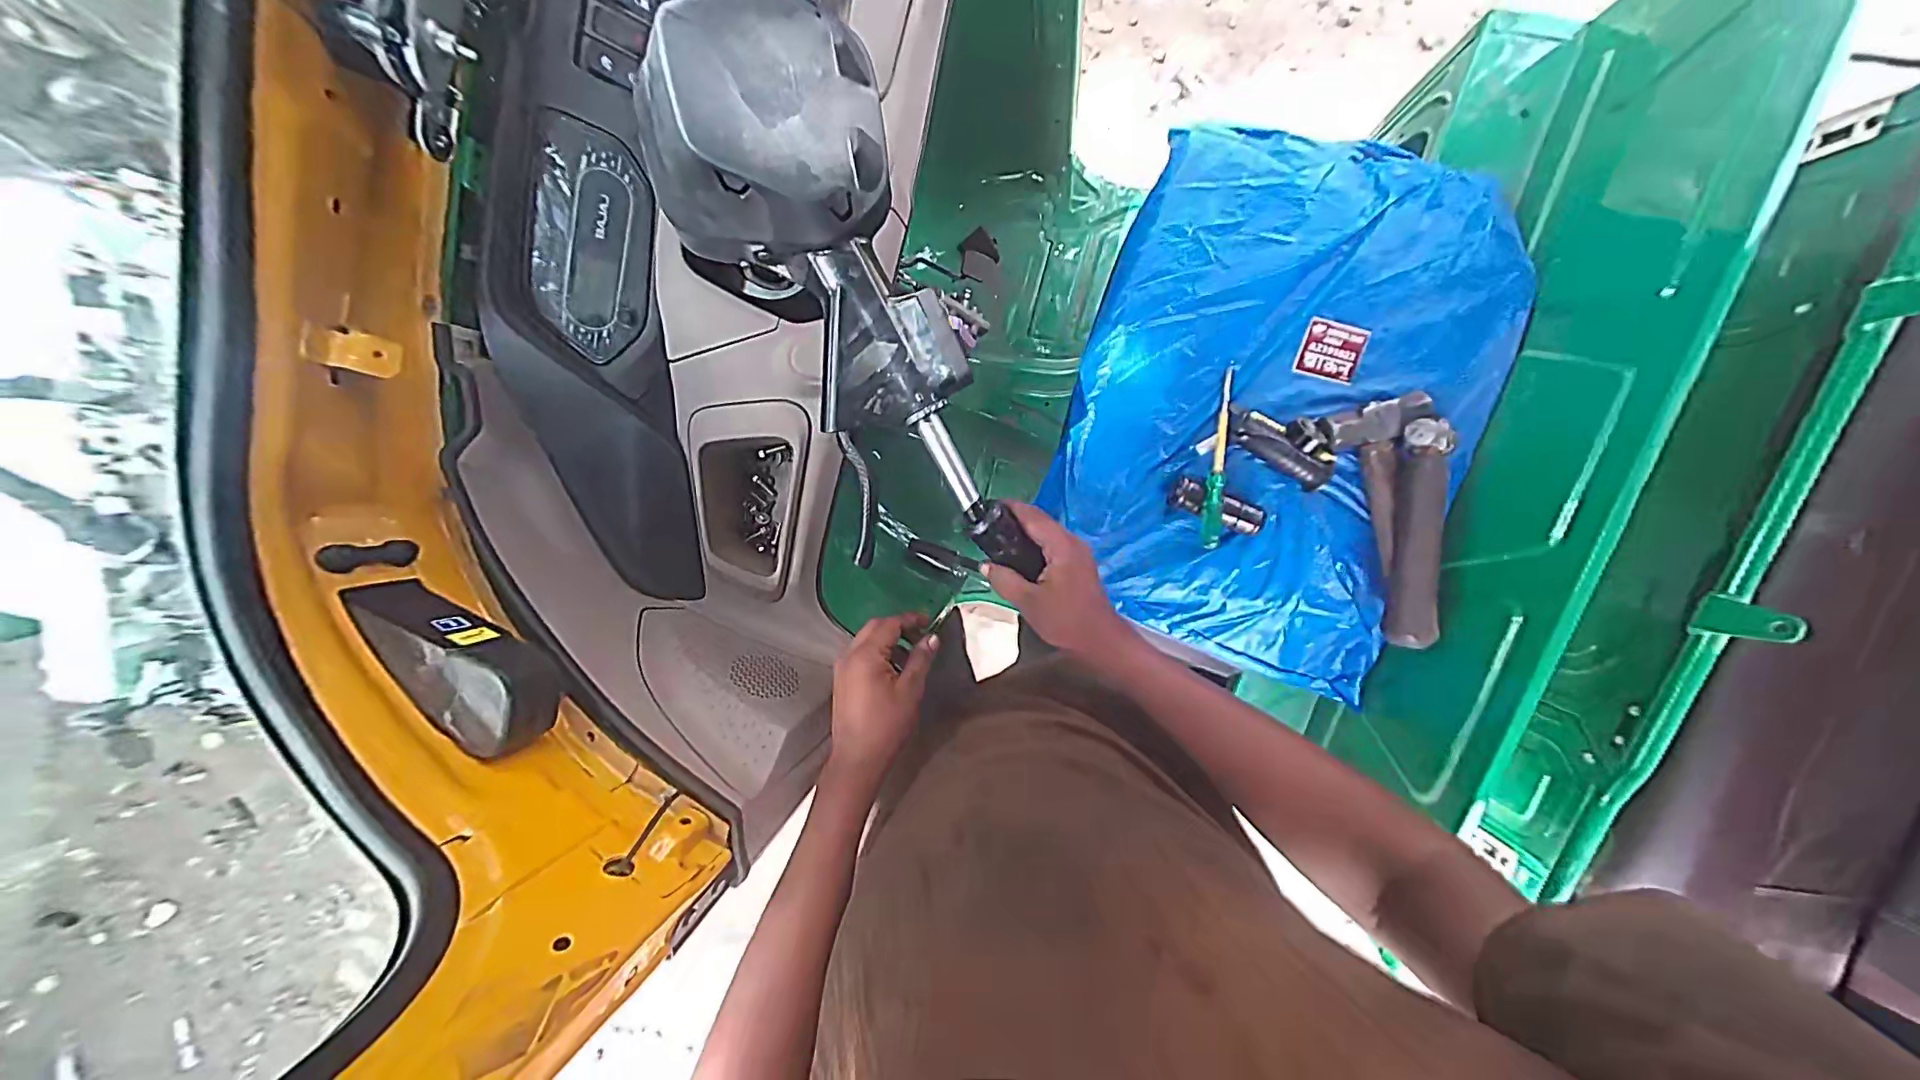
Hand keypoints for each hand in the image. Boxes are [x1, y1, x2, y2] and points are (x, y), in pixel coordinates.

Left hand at [827, 613, 938, 786]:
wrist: (858, 759)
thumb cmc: (886, 726)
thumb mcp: (910, 690)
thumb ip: (920, 659)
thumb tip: (931, 638)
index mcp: (865, 655)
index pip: (889, 624)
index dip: (911, 620)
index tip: (929, 621)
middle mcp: (849, 656)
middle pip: (875, 628)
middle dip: (898, 627)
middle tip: (921, 635)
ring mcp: (842, 669)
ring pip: (866, 641)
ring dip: (888, 641)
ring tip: (912, 654)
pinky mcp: (842, 681)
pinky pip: (861, 655)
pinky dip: (878, 653)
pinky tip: (894, 669)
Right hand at [983, 502, 1135, 657]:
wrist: (1100, 639)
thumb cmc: (1066, 621)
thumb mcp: (1028, 602)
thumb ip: (1005, 580)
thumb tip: (986, 566)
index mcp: (1062, 546)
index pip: (1033, 516)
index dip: (1010, 508)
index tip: (988, 508)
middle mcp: (1073, 542)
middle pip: (1041, 521)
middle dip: (1015, 520)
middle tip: (989, 527)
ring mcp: (1079, 551)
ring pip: (1048, 532)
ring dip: (1026, 532)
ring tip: (1000, 540)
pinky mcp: (1080, 562)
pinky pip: (1054, 543)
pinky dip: (1036, 544)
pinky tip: (1021, 556)